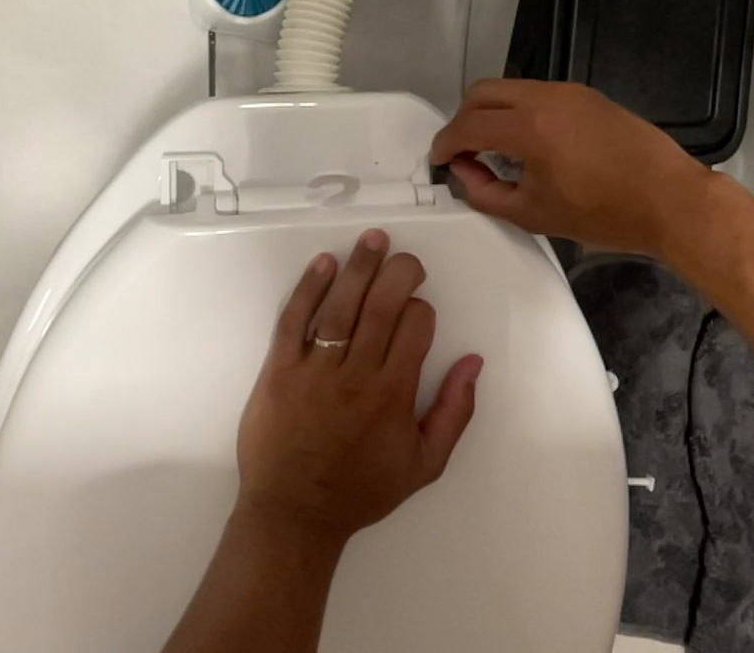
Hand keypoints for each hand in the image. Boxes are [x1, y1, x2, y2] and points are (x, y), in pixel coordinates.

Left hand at [234, 230, 482, 545]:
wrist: (294, 514)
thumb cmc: (362, 489)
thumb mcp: (425, 464)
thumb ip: (454, 412)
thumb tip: (473, 363)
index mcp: (394, 392)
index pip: (416, 325)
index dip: (422, 308)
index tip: (418, 309)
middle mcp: (357, 372)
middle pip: (383, 304)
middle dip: (399, 271)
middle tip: (405, 258)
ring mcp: (315, 368)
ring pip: (342, 304)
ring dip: (360, 266)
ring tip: (373, 240)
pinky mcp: (280, 369)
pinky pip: (294, 320)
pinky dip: (308, 288)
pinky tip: (323, 264)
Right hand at [429, 79, 716, 255]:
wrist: (671, 200)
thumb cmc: (605, 214)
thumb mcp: (535, 213)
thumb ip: (487, 193)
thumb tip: (465, 174)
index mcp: (529, 126)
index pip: (468, 125)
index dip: (445, 143)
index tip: (438, 160)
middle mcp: (546, 97)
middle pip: (483, 92)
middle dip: (463, 120)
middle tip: (461, 153)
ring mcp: (570, 92)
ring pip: (511, 88)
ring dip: (491, 113)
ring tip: (494, 150)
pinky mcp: (588, 96)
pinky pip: (538, 94)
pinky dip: (519, 111)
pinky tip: (529, 143)